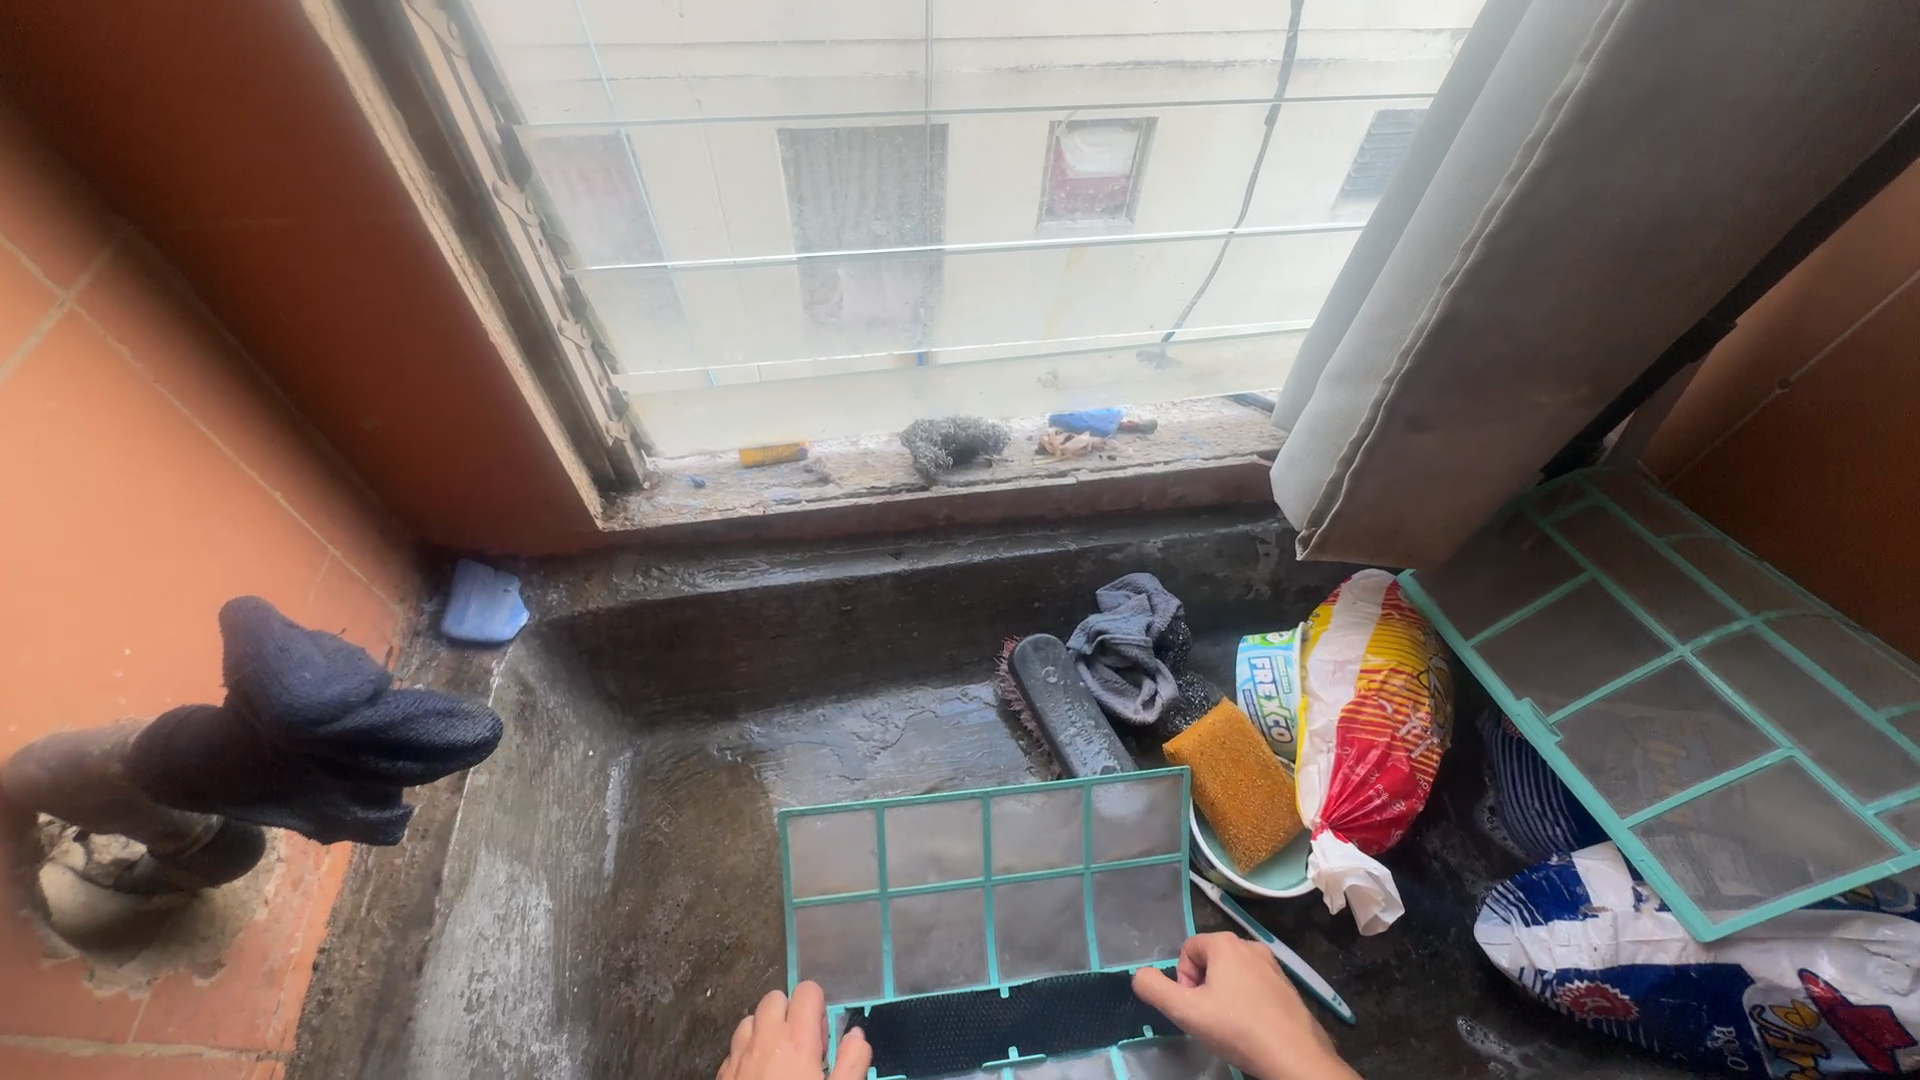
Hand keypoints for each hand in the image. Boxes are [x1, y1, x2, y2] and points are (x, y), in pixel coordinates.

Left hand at [715, 982, 871, 1079]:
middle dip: (790, 1014)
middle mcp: (765, 1040)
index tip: (822, 1041)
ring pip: (750, 1021)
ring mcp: (738, 1058)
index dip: (818, 1009)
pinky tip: (759, 1079)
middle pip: (775, 999)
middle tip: (802, 1049)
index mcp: (797, 1040)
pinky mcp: (722, 1077)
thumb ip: (853, 1061)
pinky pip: (734, 1050)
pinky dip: (747, 1055)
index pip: (807, 991)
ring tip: (778, 1061)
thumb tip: (855, 1036)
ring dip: (765, 1032)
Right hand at [1133, 932, 1358, 1079]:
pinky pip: (1256, 990)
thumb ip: (1153, 988)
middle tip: (1211, 1020)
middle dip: (1204, 989)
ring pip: (1234, 977)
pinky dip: (1249, 1007)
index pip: (1187, 951)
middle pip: (1210, 962)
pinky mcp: (1289, 990)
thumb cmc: (1238, 1030)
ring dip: (1226, 998)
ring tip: (1233, 1029)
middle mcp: (1250, 946)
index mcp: (1225, 943)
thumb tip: (1139, 975)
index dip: (1183, 981)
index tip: (1196, 1009)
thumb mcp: (1184, 1011)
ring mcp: (1274, 968)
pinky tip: (1254, 1032)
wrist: (1297, 1061)